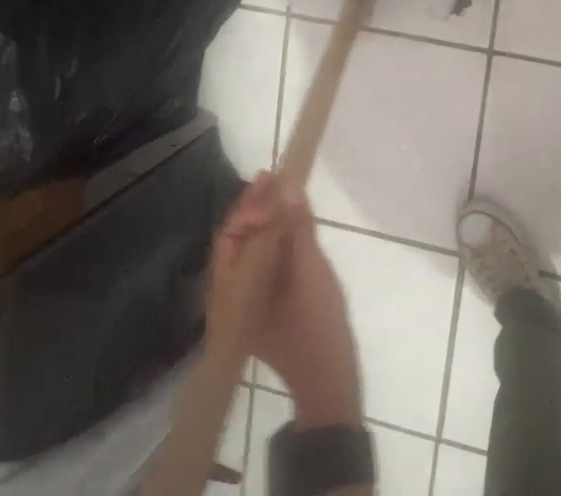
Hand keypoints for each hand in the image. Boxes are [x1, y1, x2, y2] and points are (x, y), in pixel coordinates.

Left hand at [208, 174, 361, 427]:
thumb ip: (296, 230)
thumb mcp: (309, 274)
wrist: (330, 382)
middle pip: (237, 243)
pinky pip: (262, 267)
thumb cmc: (315, 328)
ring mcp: (246, 305)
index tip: (272, 179)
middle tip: (278, 176)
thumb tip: (288, 187)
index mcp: (231, 292)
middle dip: (256, 209)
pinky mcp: (264, 308)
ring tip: (287, 191)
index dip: (250, 206)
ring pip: (249, 252)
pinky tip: (293, 225)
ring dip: (266, 221)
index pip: (230, 237)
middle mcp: (230, 297)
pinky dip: (275, 242)